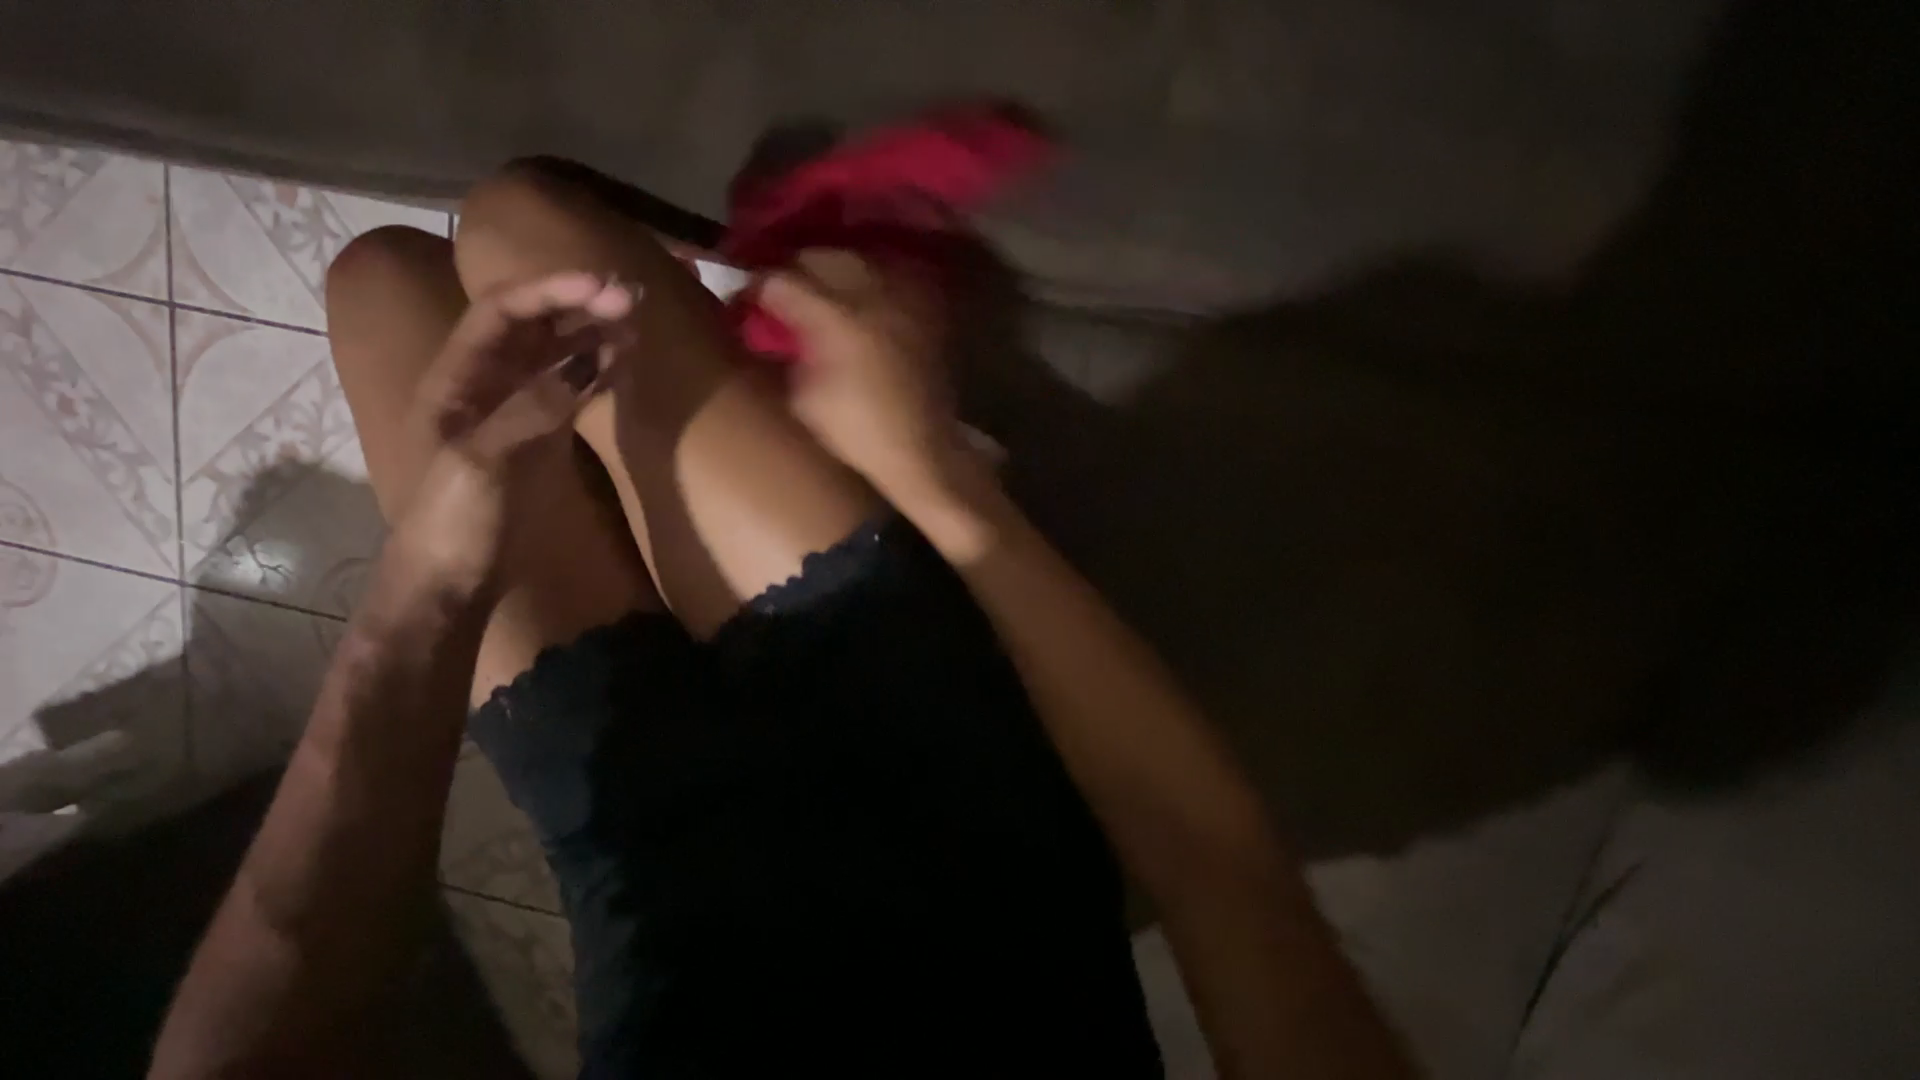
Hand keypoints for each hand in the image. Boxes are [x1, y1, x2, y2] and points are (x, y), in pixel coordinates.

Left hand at [386, 272, 636, 598]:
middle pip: (532, 326)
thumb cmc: (451, 522)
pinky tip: (625, 357)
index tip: (602, 285)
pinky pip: (572, 390)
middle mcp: (485, 383)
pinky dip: (599, 370)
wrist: (451, 582)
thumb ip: (533, 407)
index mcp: (455, 378)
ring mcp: (516, 410)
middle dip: (578, 304)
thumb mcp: (483, 463)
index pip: (502, 314)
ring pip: (555, 355)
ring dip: (592, 331)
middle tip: (632, 296)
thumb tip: (590, 360)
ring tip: (636, 316)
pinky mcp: (542, 438)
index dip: (550, 291)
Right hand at [759, 250, 975, 508]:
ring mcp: (902, 300)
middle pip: (820, 257)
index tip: (743, 304)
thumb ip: (779, 356)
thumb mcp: (801, 400)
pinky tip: (856, 307)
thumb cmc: (854, 434)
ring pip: (857, 261)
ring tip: (817, 296)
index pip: (780, 279)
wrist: (920, 451)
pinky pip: (888, 280)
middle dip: (793, 271)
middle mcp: (871, 296)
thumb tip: (765, 333)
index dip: (753, 288)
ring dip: (831, 273)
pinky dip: (866, 286)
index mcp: (835, 318)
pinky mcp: (923, 312)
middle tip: (779, 297)